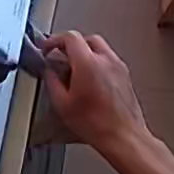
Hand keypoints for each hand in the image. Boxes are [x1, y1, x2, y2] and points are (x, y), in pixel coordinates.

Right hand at [40, 31, 151, 157]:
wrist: (123, 136)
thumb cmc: (96, 123)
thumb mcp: (62, 104)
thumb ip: (52, 81)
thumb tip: (49, 72)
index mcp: (87, 63)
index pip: (70, 37)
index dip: (54, 40)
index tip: (48, 48)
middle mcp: (105, 60)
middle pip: (86, 39)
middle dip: (70, 44)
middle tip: (59, 55)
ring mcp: (118, 67)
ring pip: (99, 48)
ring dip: (84, 53)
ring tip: (73, 68)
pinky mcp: (125, 76)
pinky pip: (108, 59)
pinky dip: (97, 62)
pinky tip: (89, 79)